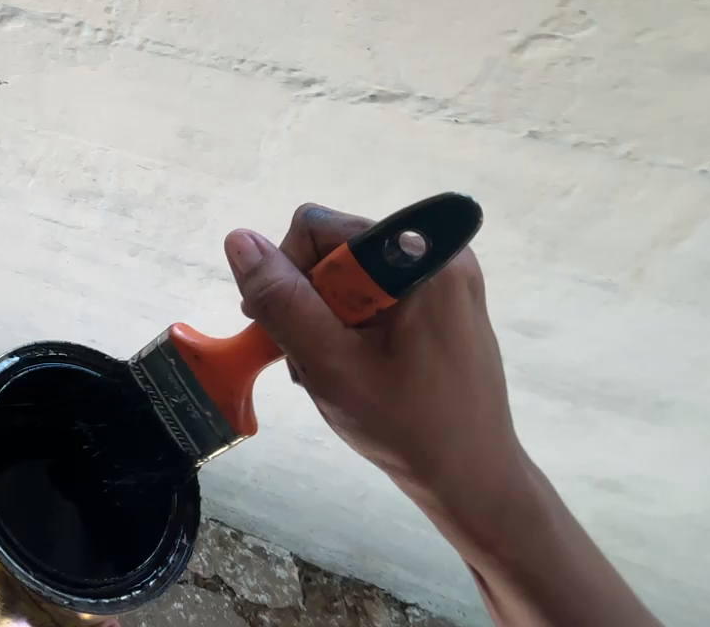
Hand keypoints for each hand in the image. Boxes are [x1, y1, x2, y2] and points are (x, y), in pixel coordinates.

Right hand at [226, 203, 662, 626]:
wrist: (472, 482)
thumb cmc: (406, 427)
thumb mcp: (329, 363)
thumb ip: (281, 298)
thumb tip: (238, 238)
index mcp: (422, 259)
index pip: (316, 228)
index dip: (287, 271)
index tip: (284, 324)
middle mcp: (435, 252)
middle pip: (328, 244)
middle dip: (303, 296)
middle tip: (305, 351)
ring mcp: (437, 275)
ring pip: (339, 267)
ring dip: (318, 312)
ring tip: (327, 363)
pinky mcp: (434, 296)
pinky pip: (364, 284)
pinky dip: (342, 319)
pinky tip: (348, 358)